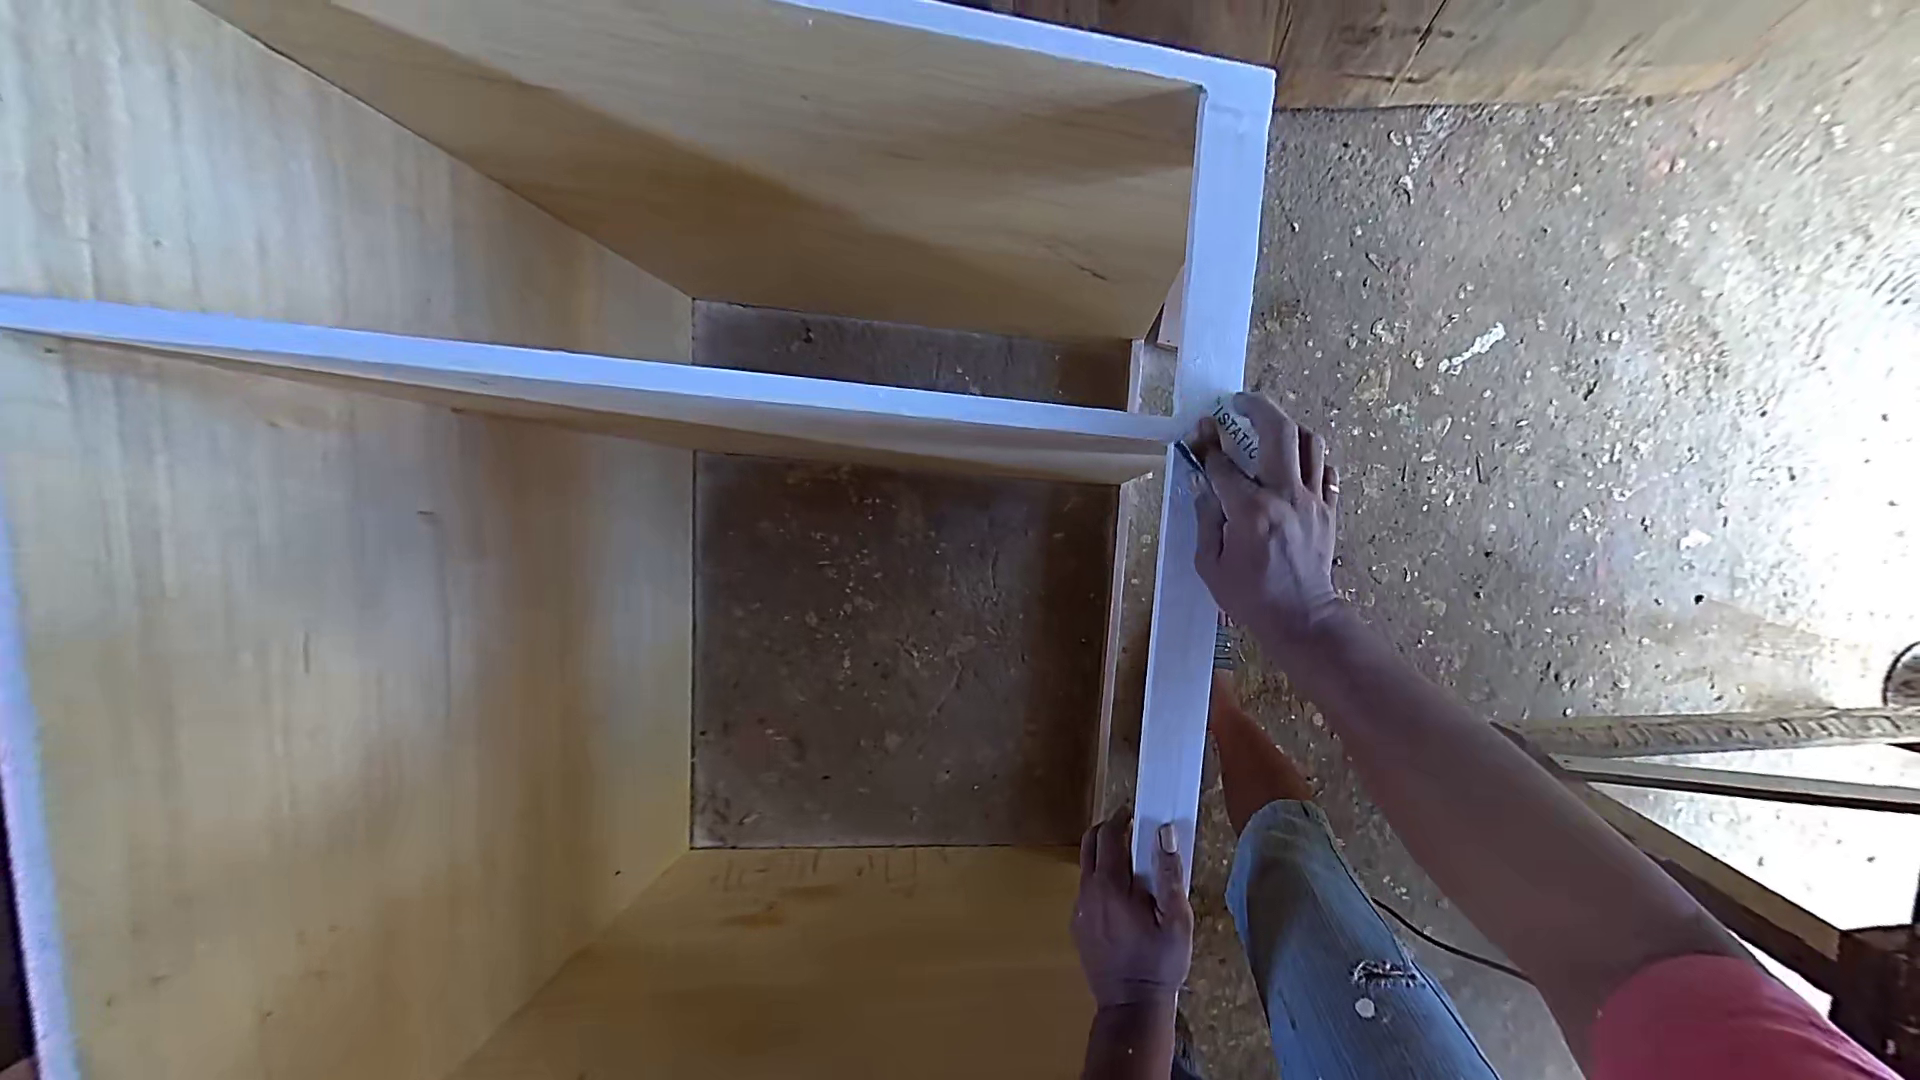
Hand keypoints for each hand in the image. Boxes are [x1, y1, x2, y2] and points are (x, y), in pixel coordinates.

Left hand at [1071, 810, 1192, 1008]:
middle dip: (1107, 830)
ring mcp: (1079, 907)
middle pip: (1089, 843)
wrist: (1131, 1007)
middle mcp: (1088, 891)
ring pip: (1086, 866)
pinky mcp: (1077, 923)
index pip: (1108, 835)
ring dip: (1103, 855)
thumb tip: (1164, 833)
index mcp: (1110, 886)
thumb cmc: (1159, 964)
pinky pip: (1086, 889)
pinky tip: (1122, 896)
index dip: (1120, 819)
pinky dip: (1100, 879)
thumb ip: (1170, 874)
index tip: (1133, 812)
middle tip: (1130, 829)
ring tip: (1130, 863)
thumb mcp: (1177, 921)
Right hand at [1192, 392, 1341, 639]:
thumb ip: (1206, 519)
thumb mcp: (1210, 563)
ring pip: (1310, 443)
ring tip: (1269, 427)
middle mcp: (1286, 496)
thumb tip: (1203, 485)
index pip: (1224, 464)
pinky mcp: (1329, 510)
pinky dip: (1309, 457)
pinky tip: (1293, 462)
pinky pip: (1325, 470)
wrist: (1302, 618)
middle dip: (1257, 408)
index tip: (1198, 430)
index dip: (1207, 444)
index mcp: (1251, 511)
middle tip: (1239, 402)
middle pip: (1279, 432)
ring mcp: (1314, 500)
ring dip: (1287, 427)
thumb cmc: (1248, 596)